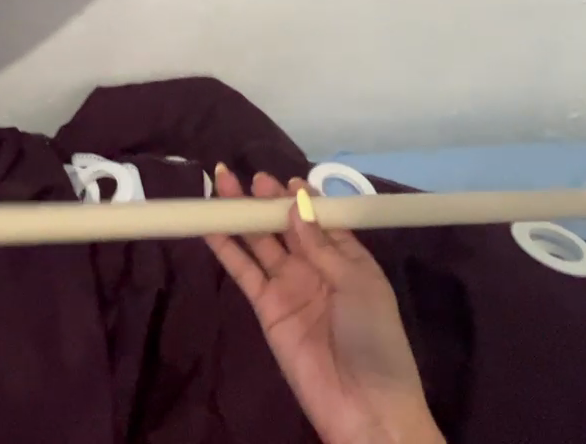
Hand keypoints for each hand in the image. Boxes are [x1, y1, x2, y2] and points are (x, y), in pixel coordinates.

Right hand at [205, 167, 443, 443]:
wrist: (364, 407)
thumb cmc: (375, 340)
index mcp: (346, 259)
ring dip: (241, 214)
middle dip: (266, 200)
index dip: (301, 199)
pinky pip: (243, 270)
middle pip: (284, 225)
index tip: (286, 179)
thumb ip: (321, 245)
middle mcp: (314, 267)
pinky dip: (225, 247)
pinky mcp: (266, 306)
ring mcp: (288, 286)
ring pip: (260, 241)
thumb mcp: (358, 284)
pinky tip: (210, 226)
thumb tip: (294, 204)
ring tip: (221, 184)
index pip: (319, 220)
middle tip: (248, 177)